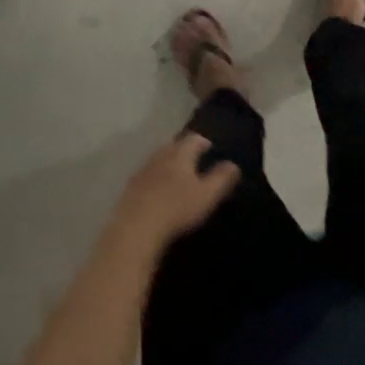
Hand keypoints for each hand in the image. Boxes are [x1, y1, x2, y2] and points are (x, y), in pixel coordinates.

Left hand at [111, 133, 240, 246]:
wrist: (136, 227)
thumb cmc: (176, 208)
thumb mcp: (207, 195)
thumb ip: (222, 178)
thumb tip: (233, 165)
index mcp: (180, 154)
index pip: (193, 138)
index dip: (203, 141)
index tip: (210, 148)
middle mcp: (160, 156)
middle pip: (174, 145)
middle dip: (185, 149)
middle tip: (195, 159)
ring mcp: (142, 170)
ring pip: (159, 158)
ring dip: (169, 162)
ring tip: (178, 174)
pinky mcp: (130, 186)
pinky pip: (147, 174)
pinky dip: (156, 176)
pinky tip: (158, 190)